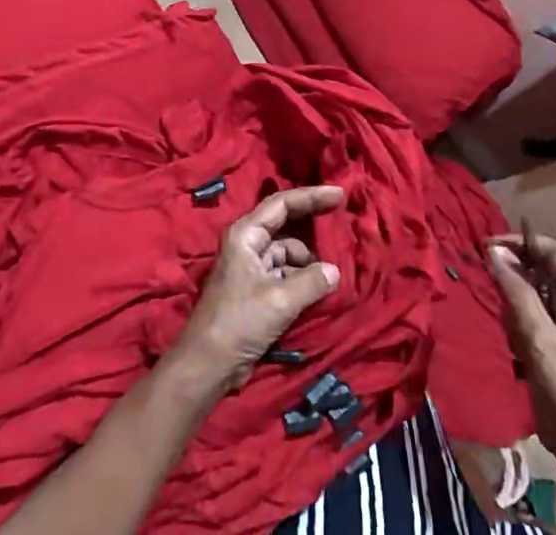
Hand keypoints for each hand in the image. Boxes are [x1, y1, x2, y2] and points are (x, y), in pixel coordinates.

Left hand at [172, 186, 345, 392]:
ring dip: (310, 264)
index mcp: (245, 235)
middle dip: (314, 229)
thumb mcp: (280, 299)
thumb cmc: (240, 320)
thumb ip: (311, 281)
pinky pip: (286, 275)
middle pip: (286, 227)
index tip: (340, 194)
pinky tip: (322, 291)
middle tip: (345, 230)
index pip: (282, 205)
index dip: (311, 197)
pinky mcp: (257, 290)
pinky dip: (304, 280)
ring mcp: (251, 267)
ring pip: (289, 255)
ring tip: (334, 277)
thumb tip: (334, 271)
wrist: (210, 361)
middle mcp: (247, 244)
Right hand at [488, 232, 555, 470]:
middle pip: (545, 270)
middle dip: (516, 280)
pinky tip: (518, 345)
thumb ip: (515, 290)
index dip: (520, 244)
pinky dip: (521, 322)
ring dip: (516, 306)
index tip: (483, 247)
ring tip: (513, 334)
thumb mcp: (539, 339)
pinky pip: (537, 313)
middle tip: (492, 292)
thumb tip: (493, 250)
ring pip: (536, 292)